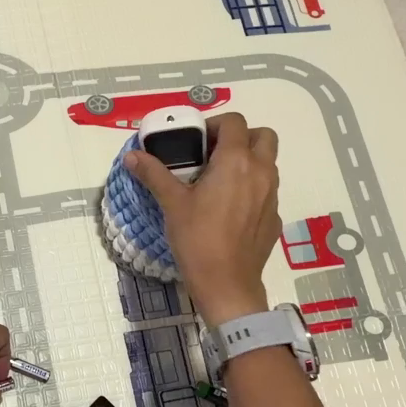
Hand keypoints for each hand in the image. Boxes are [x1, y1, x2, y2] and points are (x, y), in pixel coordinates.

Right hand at [125, 112, 279, 324]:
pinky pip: (267, 191)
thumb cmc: (197, 239)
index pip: (235, 122)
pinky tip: (230, 210)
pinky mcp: (274, 217)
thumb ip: (154, 175)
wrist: (226, 284)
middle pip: (263, 136)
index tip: (197, 140)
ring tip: (219, 181)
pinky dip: (252, 189)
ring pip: (268, 163)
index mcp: (236, 161)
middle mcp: (261, 172)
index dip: (216, 124)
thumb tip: (132, 156)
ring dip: (248, 161)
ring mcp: (272, 195)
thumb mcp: (172, 204)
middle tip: (215, 154)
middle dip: (242, 137)